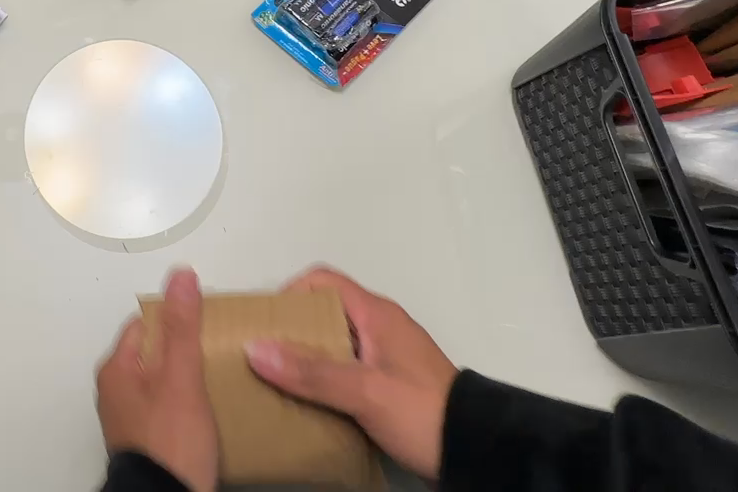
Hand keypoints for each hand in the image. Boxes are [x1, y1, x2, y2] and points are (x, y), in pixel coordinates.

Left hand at [96, 268, 218, 491]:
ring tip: (214, 382)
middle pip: (153, 353)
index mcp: (115, 368)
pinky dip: (184, 405)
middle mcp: (115, 391)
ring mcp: (129, 419)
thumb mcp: (181, 377)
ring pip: (160, 382)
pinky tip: (205, 413)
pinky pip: (166, 409)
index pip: (146, 324)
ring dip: (184, 379)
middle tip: (214, 353)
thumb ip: (183, 327)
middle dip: (181, 351)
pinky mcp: (146, 443)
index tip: (205, 322)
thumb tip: (180, 274)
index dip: (176, 320)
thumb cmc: (170, 441)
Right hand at [244, 267, 458, 481]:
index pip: (321, 281)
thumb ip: (310, 372)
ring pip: (337, 342)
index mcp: (375, 313)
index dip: (291, 294)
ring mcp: (390, 355)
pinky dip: (328, 378)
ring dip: (310, 357)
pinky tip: (316, 403)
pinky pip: (350, 367)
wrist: (484, 456)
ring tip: (285, 382)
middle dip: (293, 330)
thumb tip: (253, 348)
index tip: (269, 324)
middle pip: (326, 311)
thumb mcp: (363, 392)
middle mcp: (381, 326)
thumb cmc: (422, 411)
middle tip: (269, 356)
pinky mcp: (394, 383)